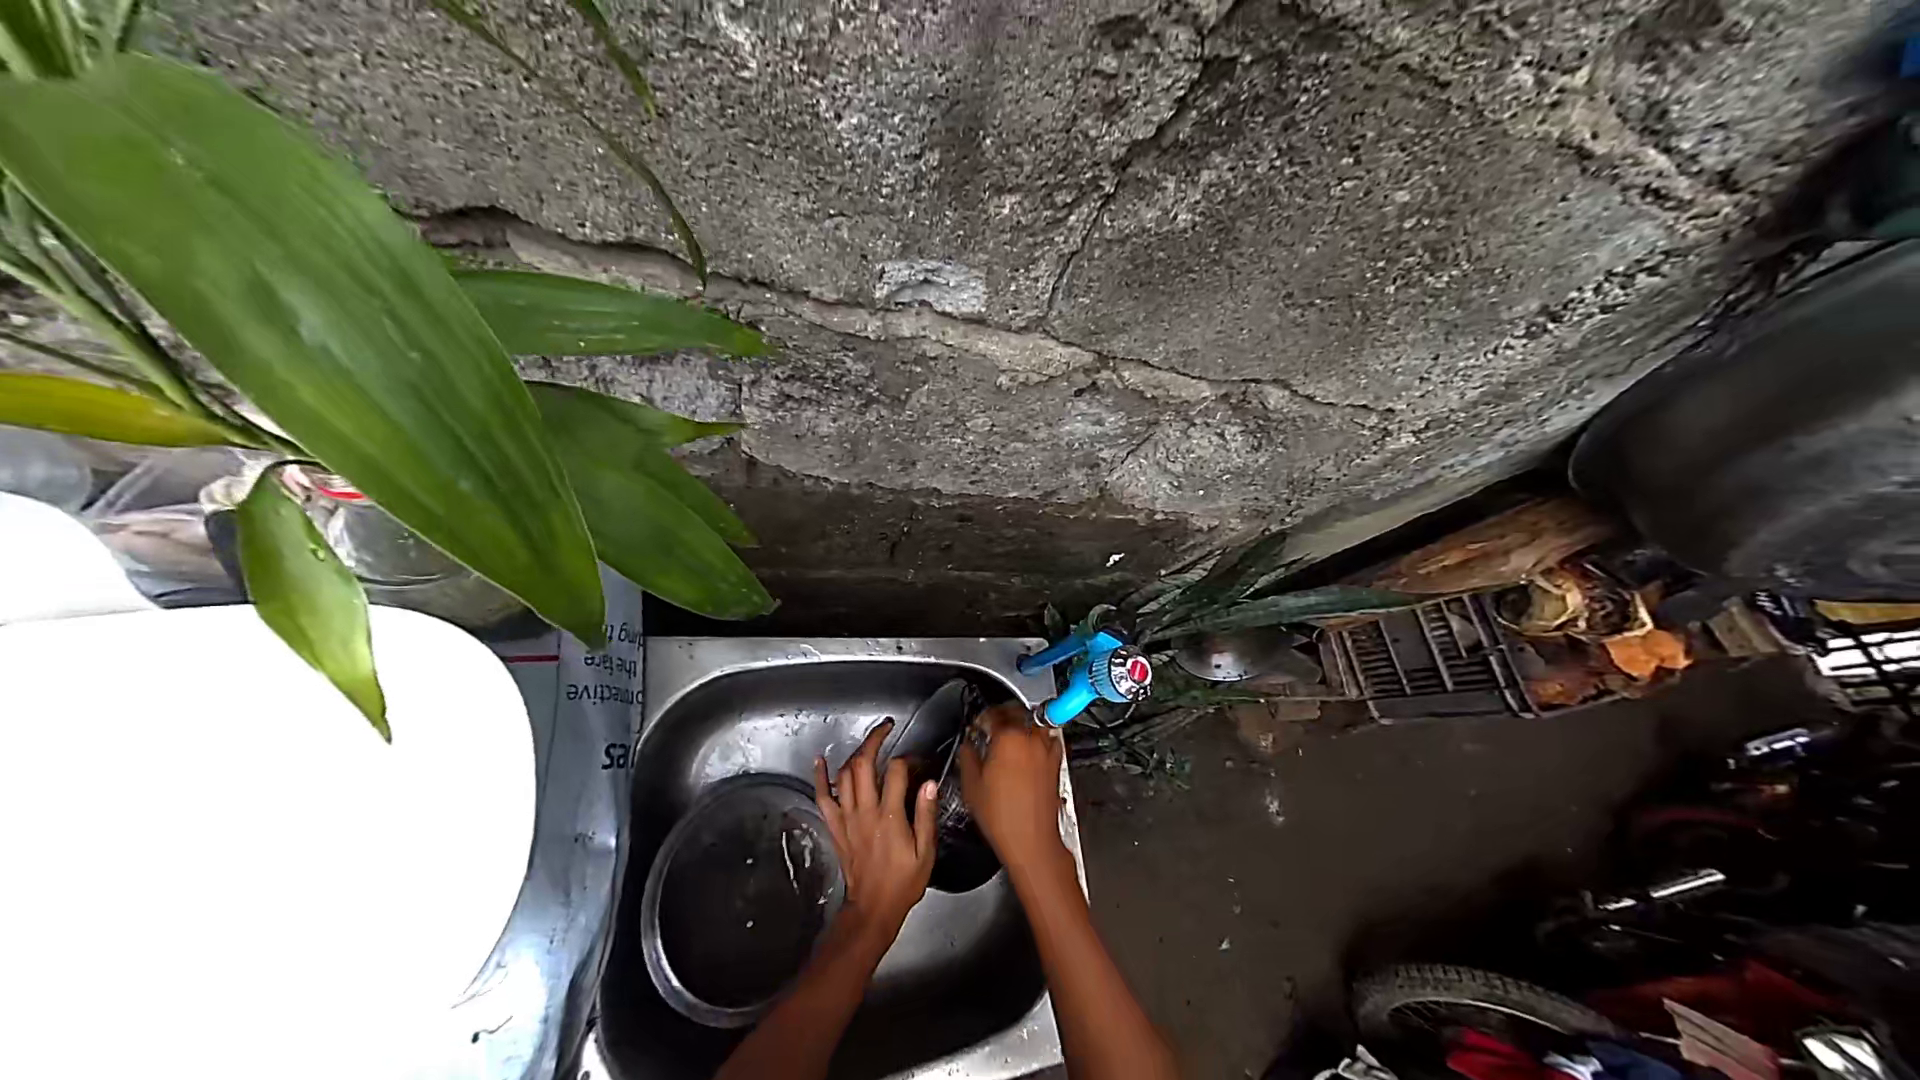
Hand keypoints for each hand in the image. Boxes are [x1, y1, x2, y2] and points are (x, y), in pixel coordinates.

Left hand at [813, 719, 938, 940]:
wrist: (873, 908)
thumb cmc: (903, 882)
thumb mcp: (925, 851)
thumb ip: (926, 814)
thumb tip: (930, 783)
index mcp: (890, 816)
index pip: (897, 771)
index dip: (909, 759)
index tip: (918, 761)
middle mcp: (865, 812)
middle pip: (865, 764)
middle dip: (875, 739)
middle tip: (886, 728)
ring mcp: (846, 818)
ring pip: (845, 774)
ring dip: (856, 754)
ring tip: (869, 745)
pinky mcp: (835, 826)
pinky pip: (823, 797)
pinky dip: (820, 776)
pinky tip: (821, 760)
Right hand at [957, 703, 1069, 877]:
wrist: (1031, 841)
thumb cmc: (1004, 817)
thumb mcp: (972, 785)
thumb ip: (968, 757)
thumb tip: (968, 747)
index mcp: (1008, 738)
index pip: (994, 713)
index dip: (982, 717)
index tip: (977, 724)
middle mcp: (1031, 739)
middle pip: (1017, 713)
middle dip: (1003, 716)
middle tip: (992, 725)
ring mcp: (1046, 751)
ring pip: (1034, 724)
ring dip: (1022, 725)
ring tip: (1010, 737)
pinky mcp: (1056, 764)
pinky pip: (1048, 741)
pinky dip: (1038, 740)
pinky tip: (1028, 751)